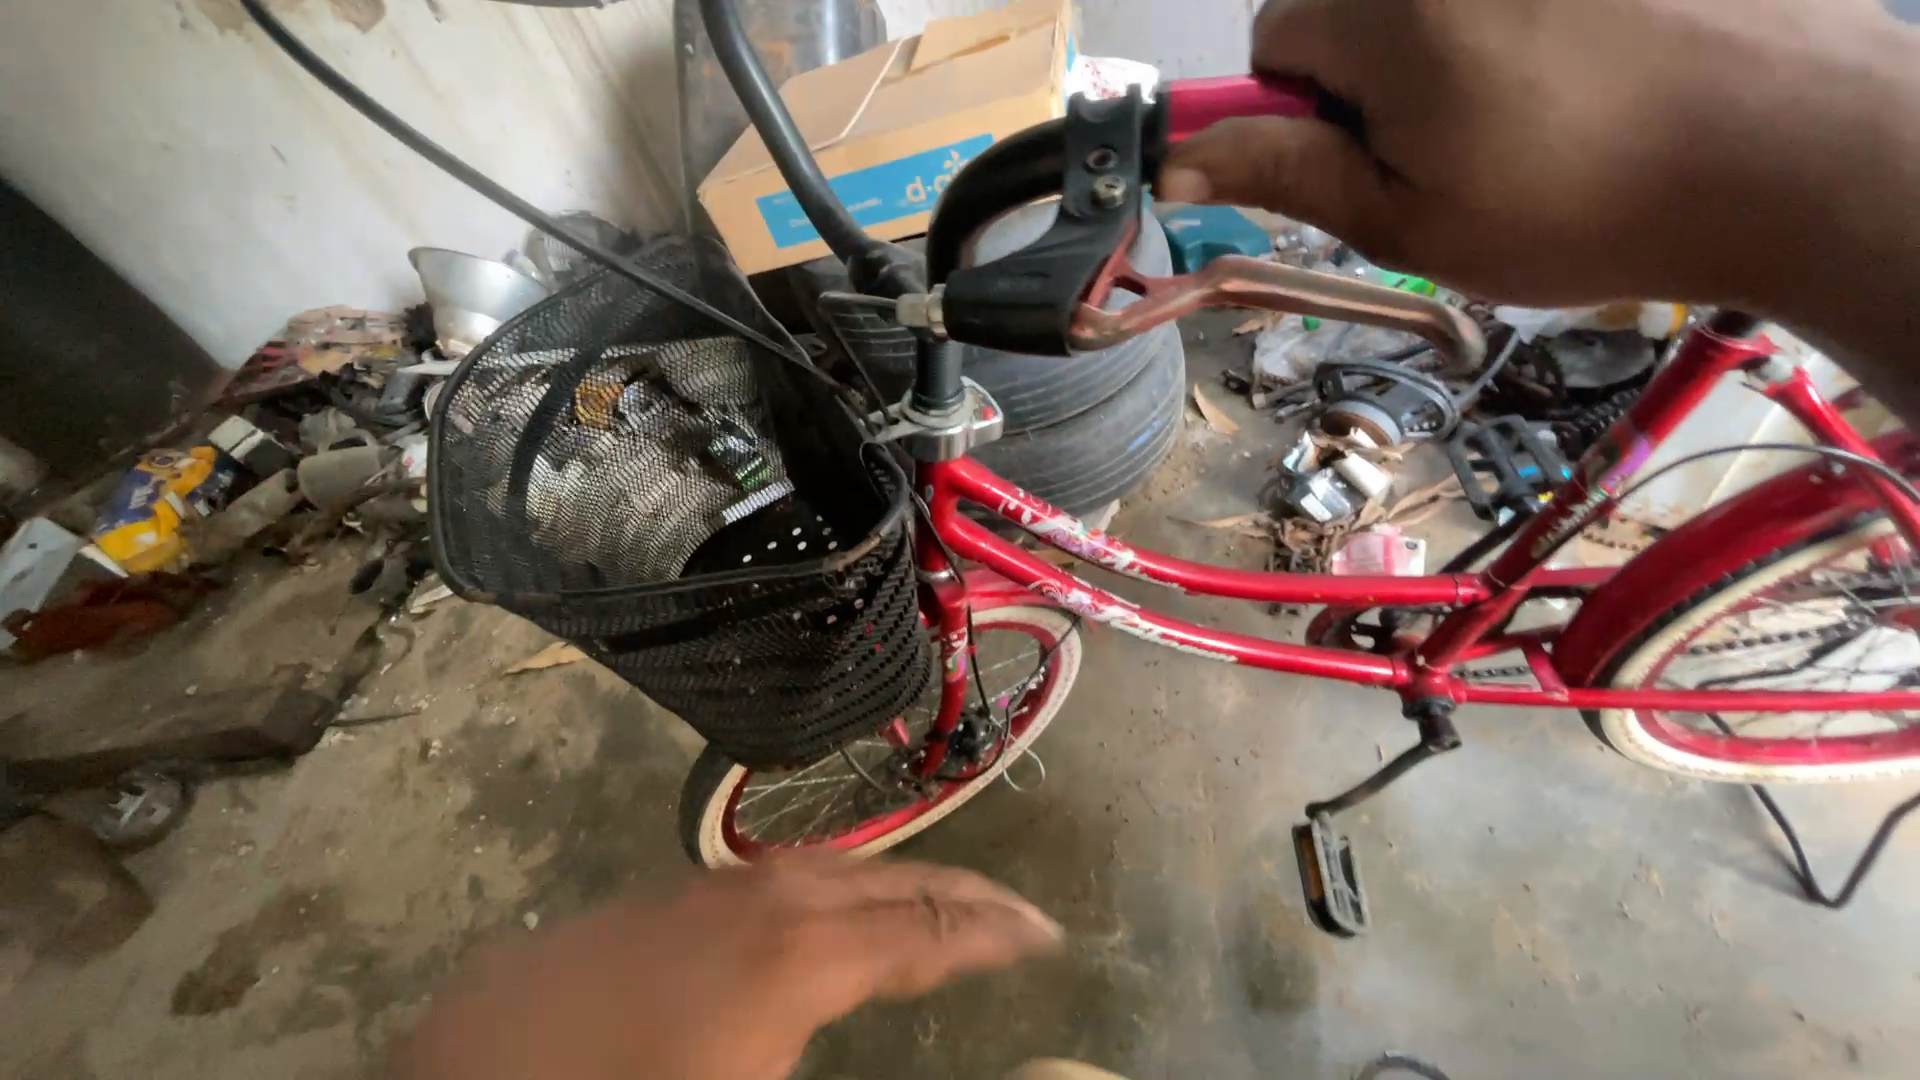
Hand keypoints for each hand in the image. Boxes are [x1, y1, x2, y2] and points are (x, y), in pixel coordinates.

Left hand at [388, 853, 1062, 1079]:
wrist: (462, 1078)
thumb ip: (854, 1014)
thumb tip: (965, 1034)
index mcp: (797, 956)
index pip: (926, 930)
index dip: (993, 931)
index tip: (1048, 933)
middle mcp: (764, 900)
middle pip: (890, 882)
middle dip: (962, 894)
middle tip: (1016, 912)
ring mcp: (707, 891)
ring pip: (832, 870)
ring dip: (897, 885)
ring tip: (941, 905)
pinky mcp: (663, 900)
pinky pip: (775, 880)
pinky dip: (831, 890)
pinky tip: (827, 911)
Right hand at [1159, 0, 1919, 309]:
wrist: (1792, 155)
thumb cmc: (1567, 212)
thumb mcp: (1400, 220)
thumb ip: (1280, 174)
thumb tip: (1171, 161)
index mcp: (1393, 15)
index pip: (1274, 34)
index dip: (1294, 108)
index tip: (1357, 154)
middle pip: (1343, 2)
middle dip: (1360, 73)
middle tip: (1437, 141)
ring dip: (1429, 48)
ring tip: (1510, 108)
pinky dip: (1498, 22)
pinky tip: (1564, 65)